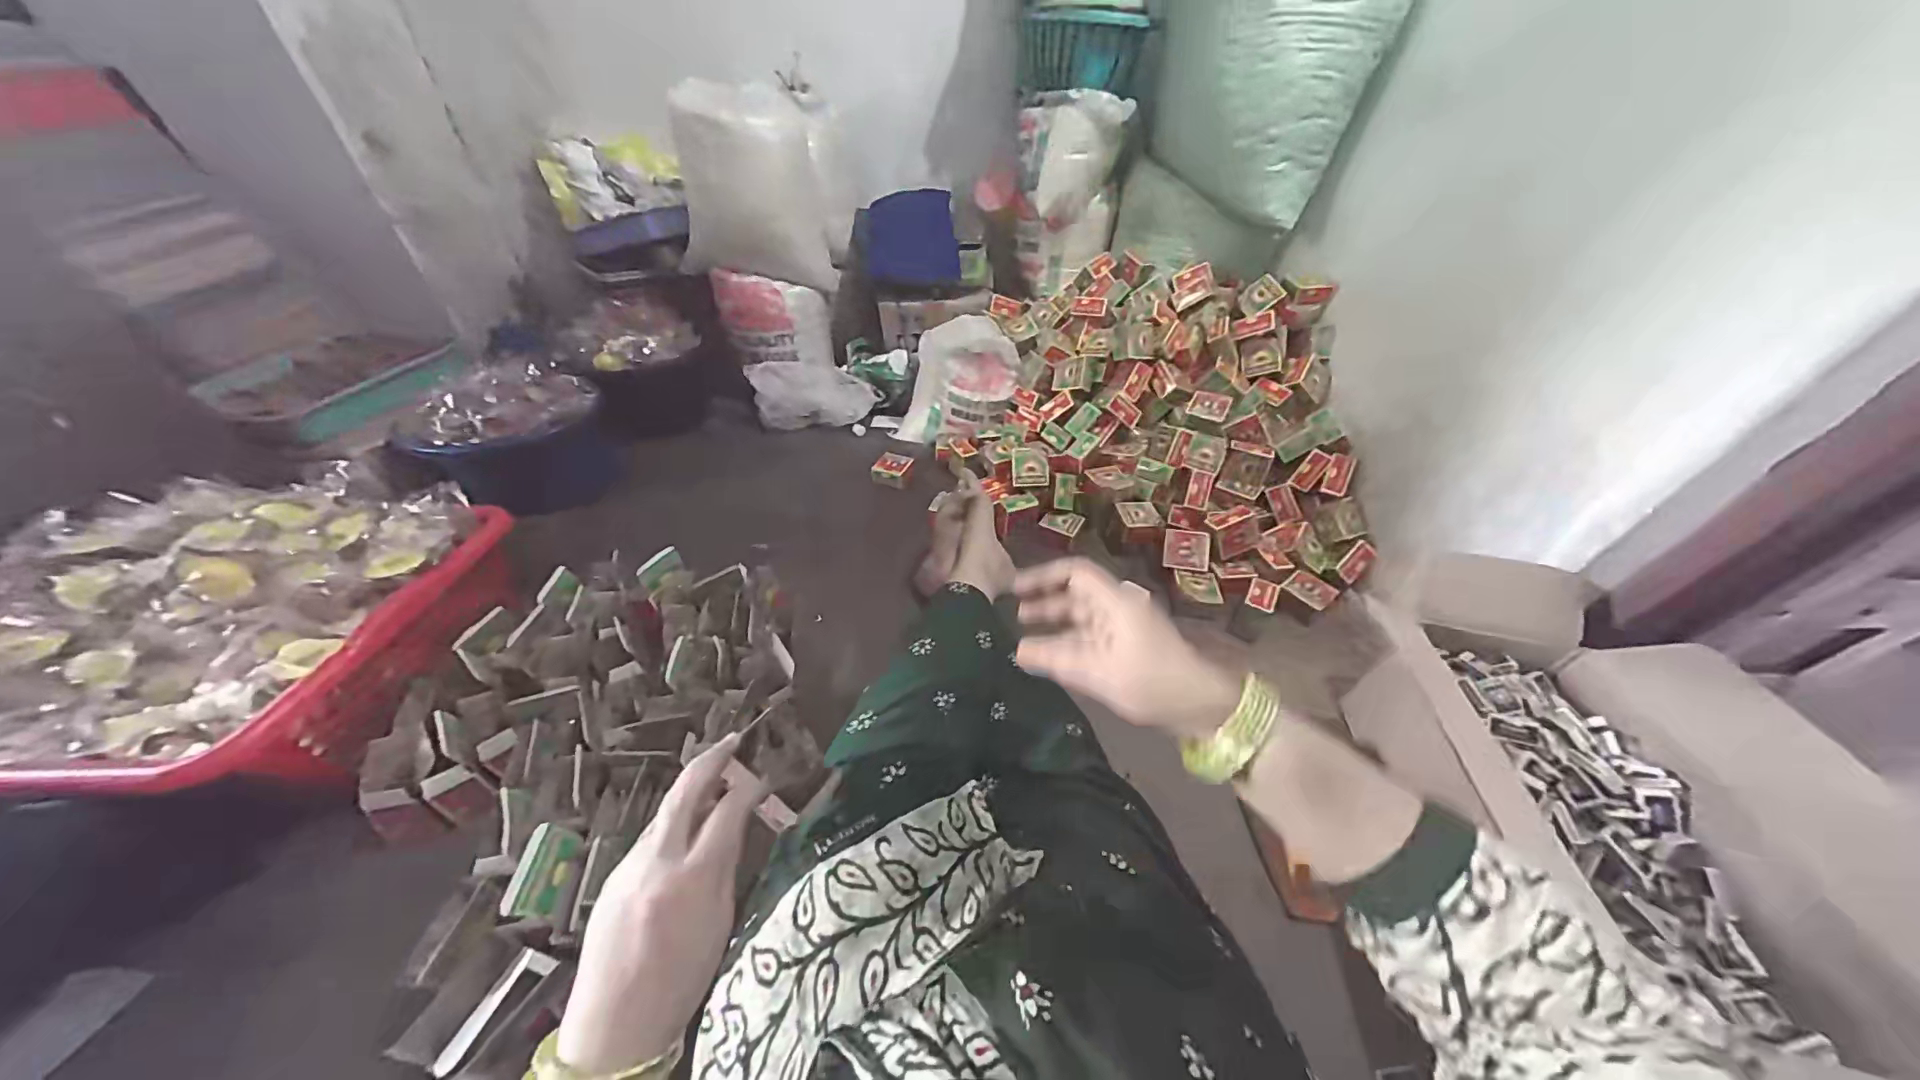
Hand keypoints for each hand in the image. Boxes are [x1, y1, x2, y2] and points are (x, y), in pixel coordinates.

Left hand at [556, 734, 767, 1074]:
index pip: (726, 811)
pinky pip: (650, 837)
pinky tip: (688, 829)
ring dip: (691, 790)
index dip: (749, 786)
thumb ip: (726, 867)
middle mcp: (655, 862)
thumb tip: (737, 823)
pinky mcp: (612, 876)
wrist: (612, 1028)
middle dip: (711, 759)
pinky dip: (674, 823)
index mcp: (691, 878)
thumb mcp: (719, 924)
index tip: (764, 773)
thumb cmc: (680, 983)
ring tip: (717, 780)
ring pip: (665, 812)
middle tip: (733, 741)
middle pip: (684, 791)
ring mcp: (628, 866)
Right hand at [1012, 558, 1241, 737]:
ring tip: (1026, 635)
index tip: (1016, 588)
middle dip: (1044, 601)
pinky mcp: (1127, 646)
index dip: (1043, 575)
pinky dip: (1069, 641)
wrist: (1200, 703)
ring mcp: (1124, 626)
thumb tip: (1018, 651)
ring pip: (1082, 617)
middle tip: (1014, 613)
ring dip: (1055, 623)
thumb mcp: (1099, 672)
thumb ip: (1055, 660)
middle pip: (1076, 594)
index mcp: (1115, 602)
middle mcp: (1118, 607)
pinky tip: (1051, 656)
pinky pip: (1091, 635)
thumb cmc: (1151, 681)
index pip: (1075, 573)